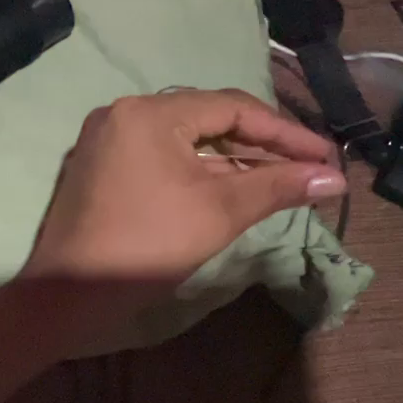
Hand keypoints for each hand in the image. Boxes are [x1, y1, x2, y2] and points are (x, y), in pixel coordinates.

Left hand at [16, 89, 344, 341]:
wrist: (68, 295)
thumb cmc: (146, 247)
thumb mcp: (218, 213)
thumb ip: (277, 187)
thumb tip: (334, 177)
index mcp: (148, 113)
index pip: (232, 106)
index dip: (285, 132)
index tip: (326, 157)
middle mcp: (122, 115)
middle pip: (206, 119)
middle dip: (259, 144)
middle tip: (306, 167)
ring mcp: (105, 141)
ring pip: (182, 141)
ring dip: (229, 160)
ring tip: (278, 182)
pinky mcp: (98, 169)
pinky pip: (158, 158)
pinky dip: (195, 171)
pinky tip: (230, 190)